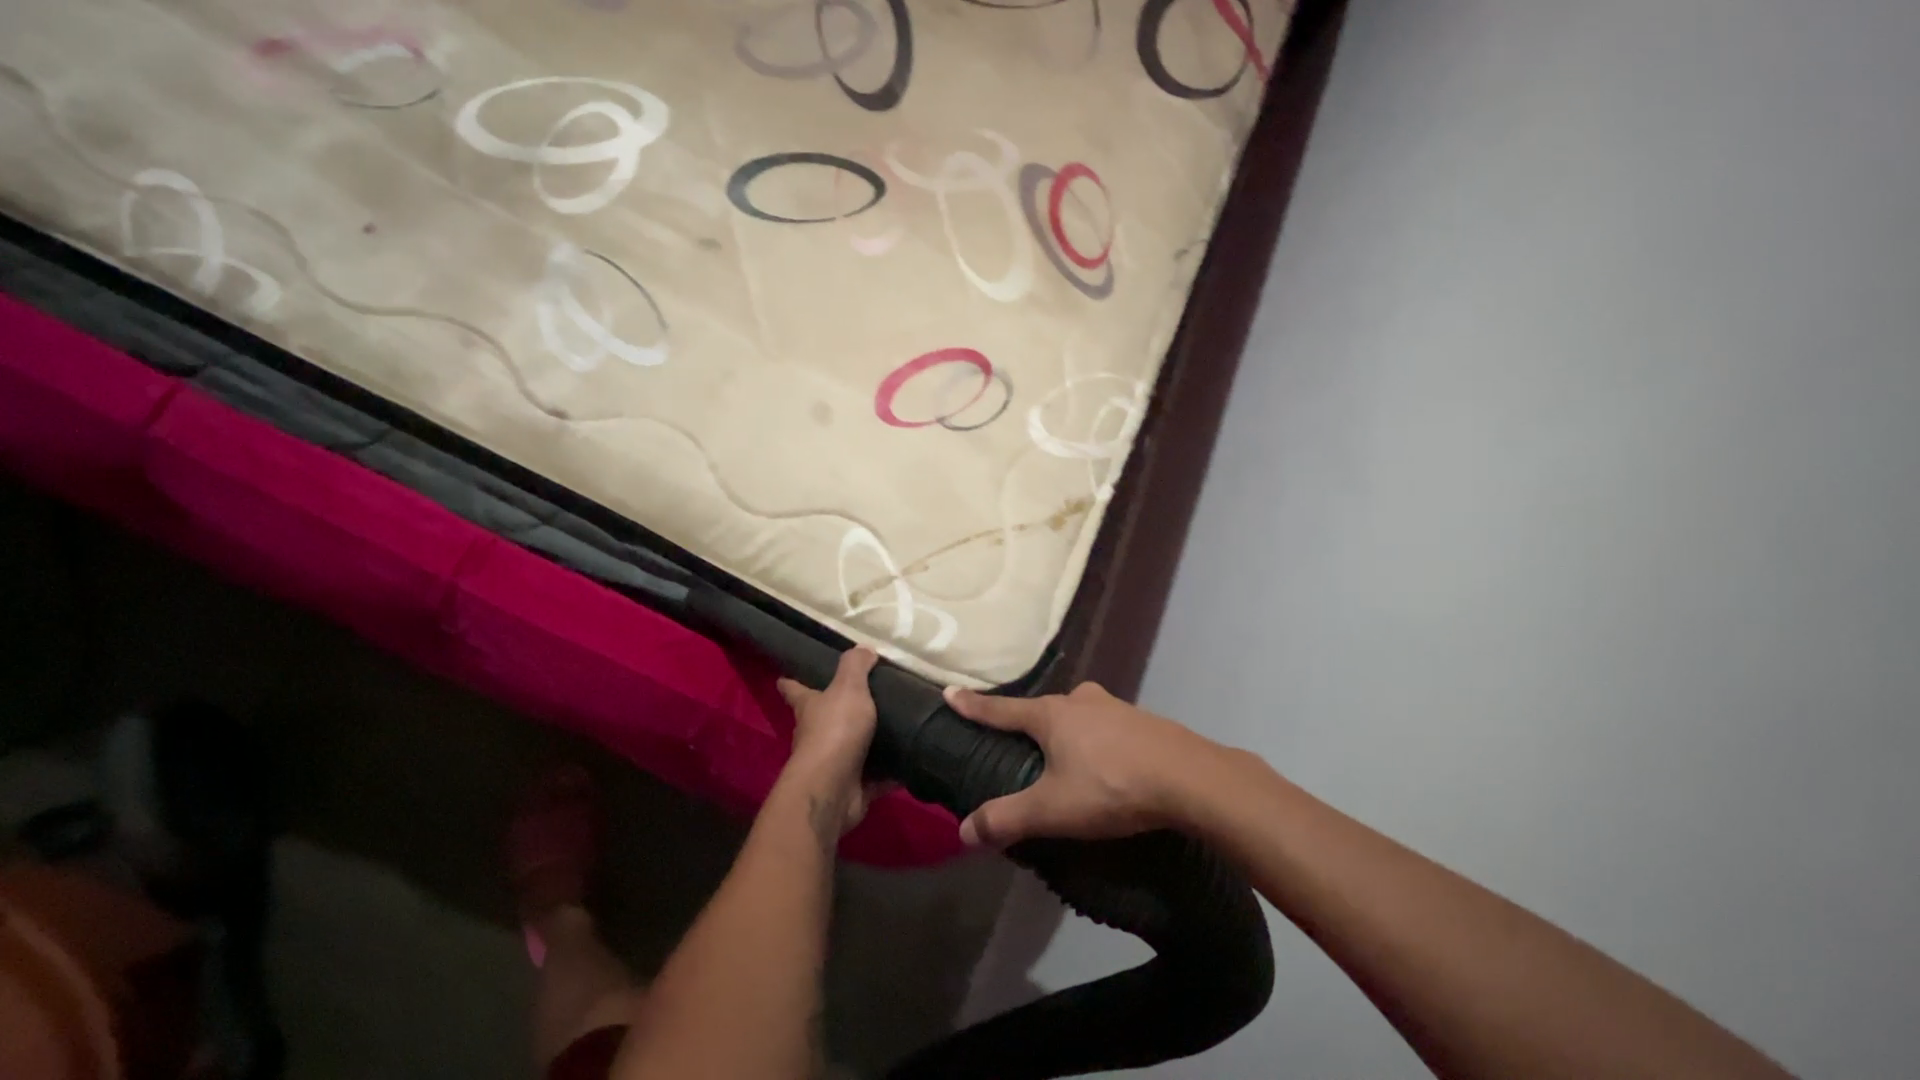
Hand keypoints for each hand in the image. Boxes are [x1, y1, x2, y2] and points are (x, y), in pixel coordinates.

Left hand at [777, 647, 881, 835]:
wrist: (834, 787)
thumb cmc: (835, 730)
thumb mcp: (848, 688)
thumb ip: (855, 667)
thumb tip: (863, 648)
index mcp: (809, 707)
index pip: (794, 690)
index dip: (790, 683)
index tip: (784, 677)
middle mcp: (815, 736)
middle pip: (823, 720)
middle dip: (836, 712)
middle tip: (866, 699)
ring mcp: (833, 764)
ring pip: (852, 749)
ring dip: (869, 744)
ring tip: (897, 730)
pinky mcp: (853, 787)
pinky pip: (876, 778)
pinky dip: (891, 774)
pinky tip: (911, 764)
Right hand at [944, 681, 1225, 847]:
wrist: (1191, 780)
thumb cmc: (1112, 787)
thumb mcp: (1053, 809)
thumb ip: (1006, 819)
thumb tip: (961, 831)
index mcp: (1052, 716)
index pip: (1001, 709)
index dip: (974, 706)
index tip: (949, 692)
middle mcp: (1082, 701)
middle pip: (1043, 709)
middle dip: (1028, 722)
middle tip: (1018, 741)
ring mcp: (1117, 708)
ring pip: (1080, 715)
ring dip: (1068, 730)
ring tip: (1065, 756)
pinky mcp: (1146, 723)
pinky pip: (1108, 727)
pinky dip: (1098, 740)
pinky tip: (1107, 762)